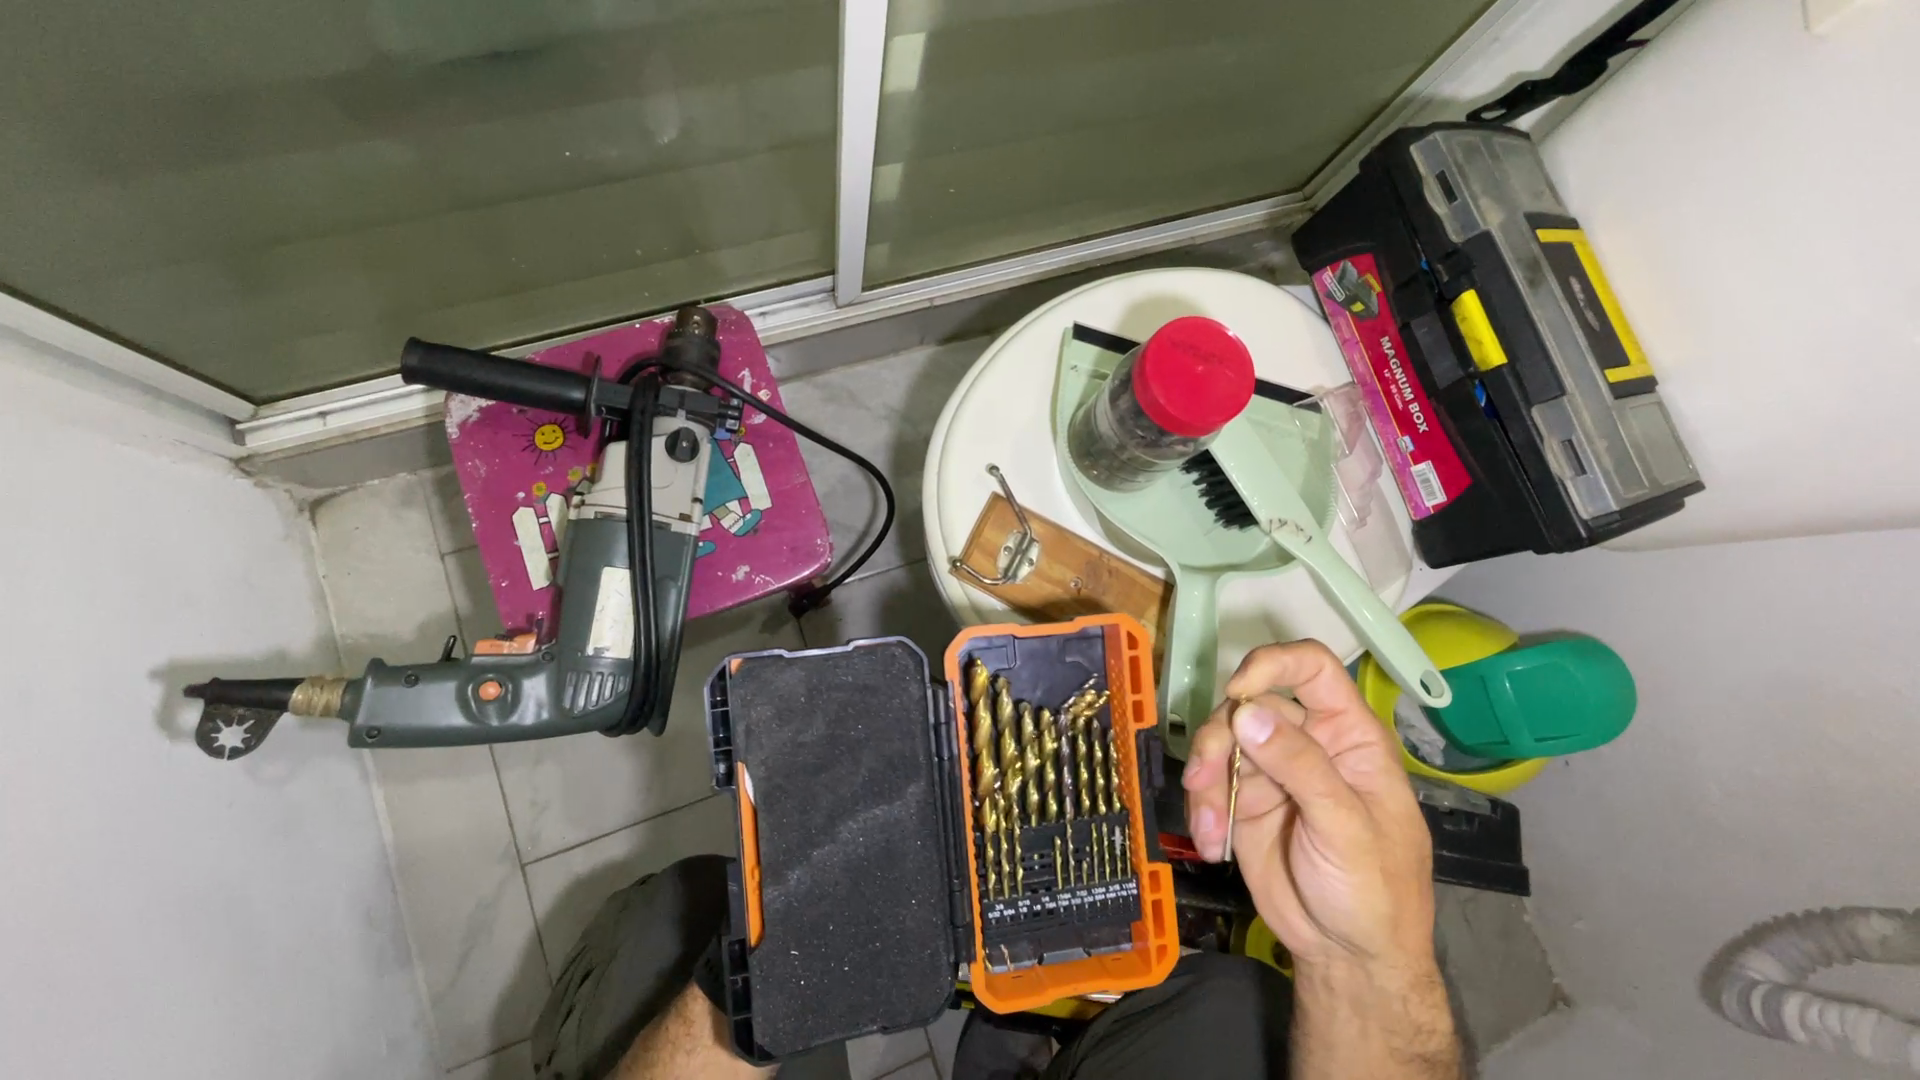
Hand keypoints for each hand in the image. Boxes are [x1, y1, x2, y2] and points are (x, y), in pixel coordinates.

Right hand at [1182, 641, 1435, 974]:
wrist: (1347, 955)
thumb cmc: (1374, 890)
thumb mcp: (1347, 829)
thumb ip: (1301, 768)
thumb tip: (1245, 713)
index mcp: (1348, 736)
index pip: (1312, 670)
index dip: (1272, 664)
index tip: (1237, 692)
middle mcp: (1306, 743)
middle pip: (1249, 707)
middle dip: (1220, 740)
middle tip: (1204, 781)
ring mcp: (1271, 770)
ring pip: (1221, 741)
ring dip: (1205, 779)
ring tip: (1208, 828)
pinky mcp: (1242, 800)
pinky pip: (1208, 783)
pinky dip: (1201, 809)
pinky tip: (1212, 844)